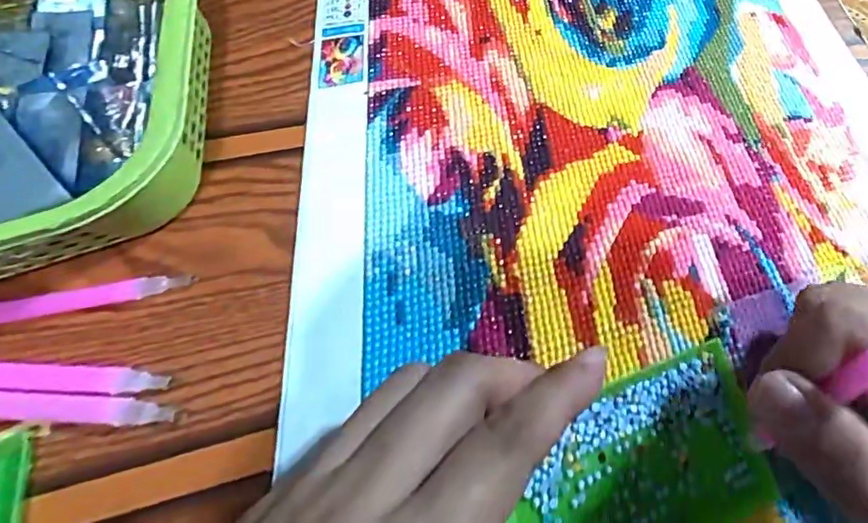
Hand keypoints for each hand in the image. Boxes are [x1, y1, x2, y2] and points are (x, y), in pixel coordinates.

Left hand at [242, 348, 605, 522]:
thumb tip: (514, 488)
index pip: (500, 451)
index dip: (556, 397)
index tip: (596, 360)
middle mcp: (353, 510)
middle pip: (455, 388)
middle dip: (516, 376)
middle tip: (546, 399)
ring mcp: (302, 496)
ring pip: (407, 382)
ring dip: (464, 383)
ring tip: (490, 414)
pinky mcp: (271, 496)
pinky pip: (359, 412)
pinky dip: (411, 406)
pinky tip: (420, 444)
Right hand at [747, 283, 867, 522]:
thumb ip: (851, 467)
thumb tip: (764, 390)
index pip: (847, 324)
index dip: (790, 367)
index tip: (771, 435)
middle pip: (844, 305)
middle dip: (802, 364)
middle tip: (801, 440)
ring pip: (851, 307)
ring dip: (823, 364)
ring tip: (838, 431)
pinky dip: (849, 361)